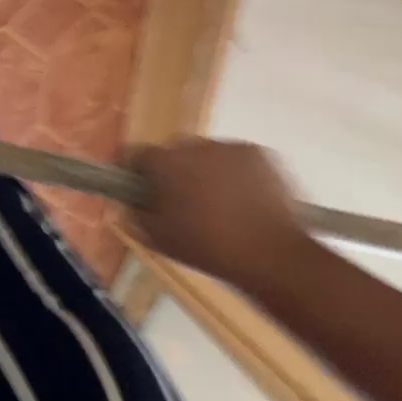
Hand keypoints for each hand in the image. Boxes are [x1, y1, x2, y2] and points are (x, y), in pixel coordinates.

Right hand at [126, 139, 316, 286]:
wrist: (272, 255)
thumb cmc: (207, 248)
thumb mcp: (156, 238)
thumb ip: (133, 213)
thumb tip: (128, 200)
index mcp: (164, 163)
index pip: (134, 154)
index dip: (132, 171)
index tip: (135, 188)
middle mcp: (194, 145)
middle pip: (171, 152)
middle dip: (171, 171)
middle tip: (178, 200)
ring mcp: (229, 147)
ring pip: (204, 154)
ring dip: (202, 170)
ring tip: (213, 200)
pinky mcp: (258, 154)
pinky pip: (233, 158)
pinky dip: (231, 172)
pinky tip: (239, 197)